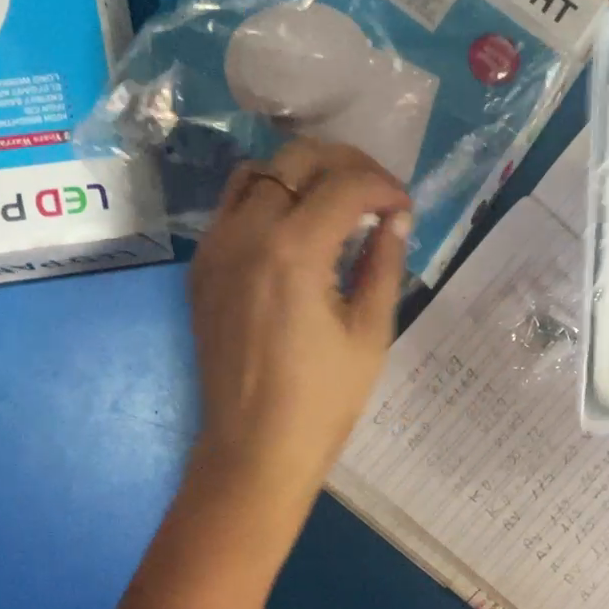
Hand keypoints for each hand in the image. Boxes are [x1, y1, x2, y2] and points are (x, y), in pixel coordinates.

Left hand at [187, 139, 413, 492]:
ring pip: (257, 173)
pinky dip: (270, 200)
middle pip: (296, 160)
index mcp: (295, 251)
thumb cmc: (324, 401)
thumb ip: (383, 266)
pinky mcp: (203, 267)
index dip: (384, 187)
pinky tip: (298, 230)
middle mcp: (247, 233)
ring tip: (337, 204)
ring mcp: (216, 247)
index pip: (345, 185)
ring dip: (302, 175)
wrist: (255, 448)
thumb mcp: (370, 334)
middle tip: (377, 194)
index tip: (405, 208)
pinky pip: (234, 207)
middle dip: (345, 165)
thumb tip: (396, 221)